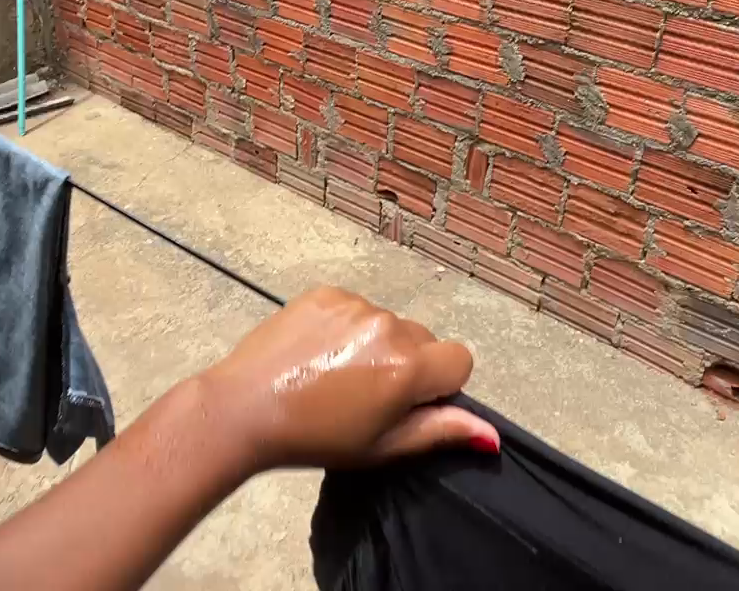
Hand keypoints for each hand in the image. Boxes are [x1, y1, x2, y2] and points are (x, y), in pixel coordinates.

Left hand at [193, 286, 498, 473]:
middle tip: (367, 392)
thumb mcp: (382, 446)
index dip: (441, 384)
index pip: (460, 359)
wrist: (246, 406)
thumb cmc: (316, 437)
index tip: (409, 403)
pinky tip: (320, 351)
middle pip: (423, 339)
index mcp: (407, 366)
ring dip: (376, 343)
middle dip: (408, 362)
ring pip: (388, 322)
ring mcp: (355, 303)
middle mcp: (389, 324)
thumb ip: (440, 432)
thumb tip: (492, 435)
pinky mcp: (327, 291)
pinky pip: (355, 306)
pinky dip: (347, 326)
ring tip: (337, 372)